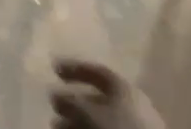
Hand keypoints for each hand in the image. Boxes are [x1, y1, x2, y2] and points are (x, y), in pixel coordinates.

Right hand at [50, 59, 165, 128]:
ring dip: (78, 122)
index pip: (98, 71)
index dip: (75, 68)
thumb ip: (69, 101)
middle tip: (55, 107)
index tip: (54, 70)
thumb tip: (55, 93)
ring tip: (58, 128)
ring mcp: (135, 128)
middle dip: (73, 102)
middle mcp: (133, 106)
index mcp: (126, 90)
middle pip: (98, 99)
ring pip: (101, 120)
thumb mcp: (88, 113)